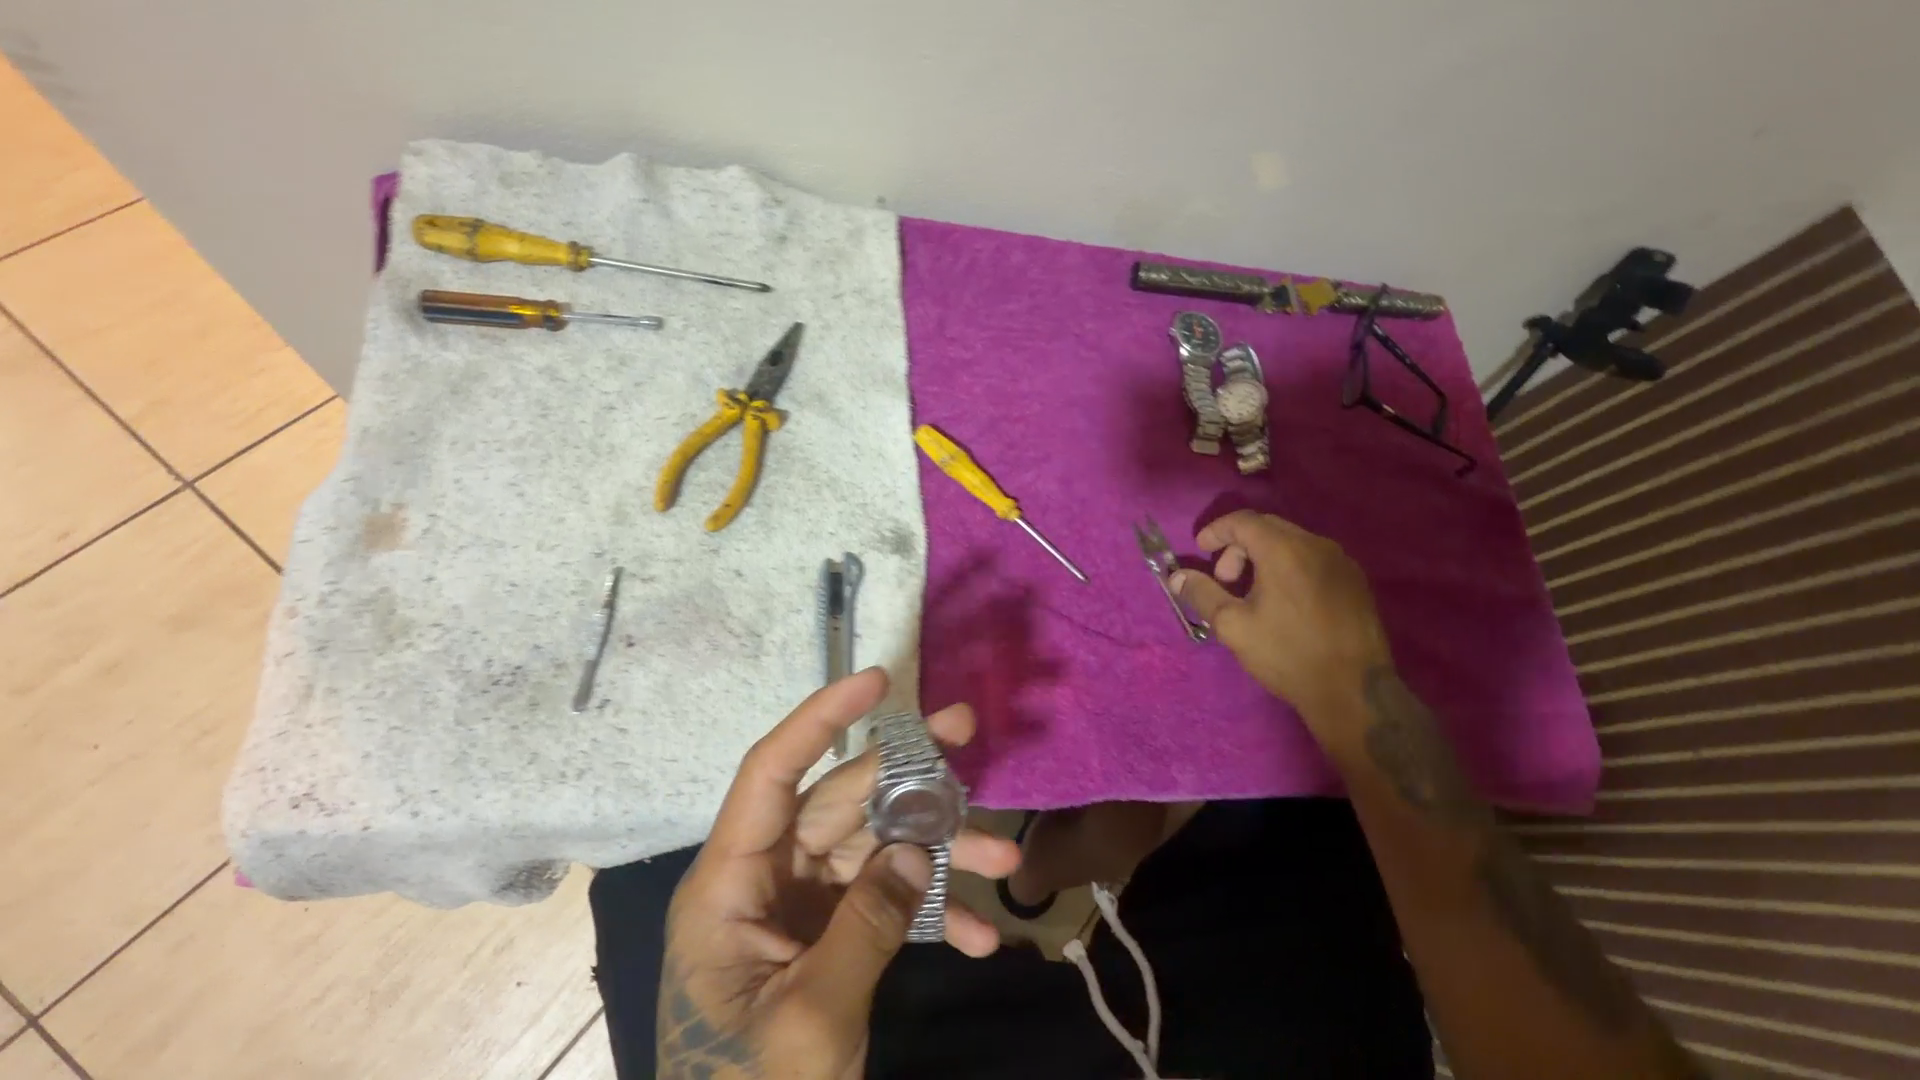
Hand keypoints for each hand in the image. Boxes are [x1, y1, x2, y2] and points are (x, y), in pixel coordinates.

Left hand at [657, 669, 1020, 1079]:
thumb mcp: (810, 1016)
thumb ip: (865, 926)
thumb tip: (916, 850)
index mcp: (730, 883)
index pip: (769, 774)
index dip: (820, 720)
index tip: (877, 683)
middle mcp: (765, 879)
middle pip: (840, 803)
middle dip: (910, 778)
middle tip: (968, 732)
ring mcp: (802, 910)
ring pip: (876, 851)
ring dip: (940, 855)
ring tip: (1008, 860)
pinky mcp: (833, 939)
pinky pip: (886, 906)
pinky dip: (934, 917)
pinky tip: (983, 939)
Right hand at [1171, 510, 1392, 736]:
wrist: (1353, 690)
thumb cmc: (1287, 654)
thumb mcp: (1233, 626)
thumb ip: (1203, 594)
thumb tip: (1178, 576)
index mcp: (1284, 550)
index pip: (1243, 520)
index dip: (1216, 531)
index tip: (1201, 550)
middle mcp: (1316, 545)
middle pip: (1269, 527)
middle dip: (1239, 546)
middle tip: (1225, 580)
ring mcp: (1342, 562)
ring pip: (1294, 542)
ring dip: (1266, 557)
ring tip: (1255, 594)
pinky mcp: (1356, 581)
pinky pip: (1315, 559)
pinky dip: (1291, 567)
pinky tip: (1287, 602)